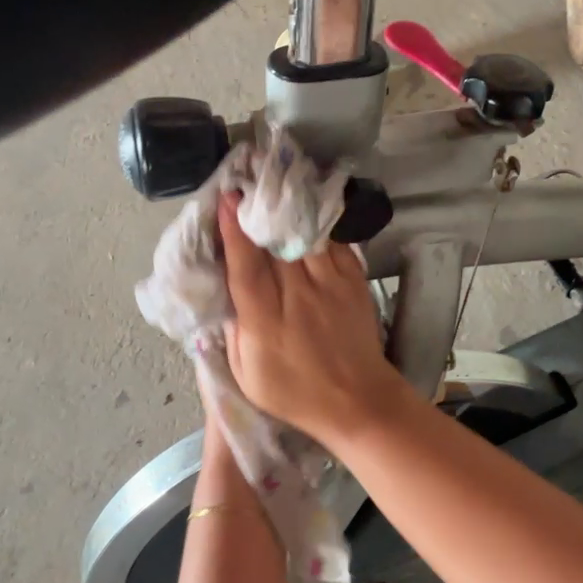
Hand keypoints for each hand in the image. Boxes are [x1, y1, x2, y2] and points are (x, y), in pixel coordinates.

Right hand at [216, 191, 409, 445]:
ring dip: (289, 210)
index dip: (234, 233)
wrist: (358, 400)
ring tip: (276, 185)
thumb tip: (224, 293)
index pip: (246, 269)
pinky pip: (333, 243)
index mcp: (266, 323)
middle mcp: (298, 297)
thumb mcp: (248, 375)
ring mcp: (330, 286)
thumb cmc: (296, 392)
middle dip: (259, 211)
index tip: (226, 200)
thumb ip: (234, 331)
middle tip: (245, 182)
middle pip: (274, 245)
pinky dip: (319, 224)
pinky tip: (308, 206)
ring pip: (305, 236)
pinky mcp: (353, 281)